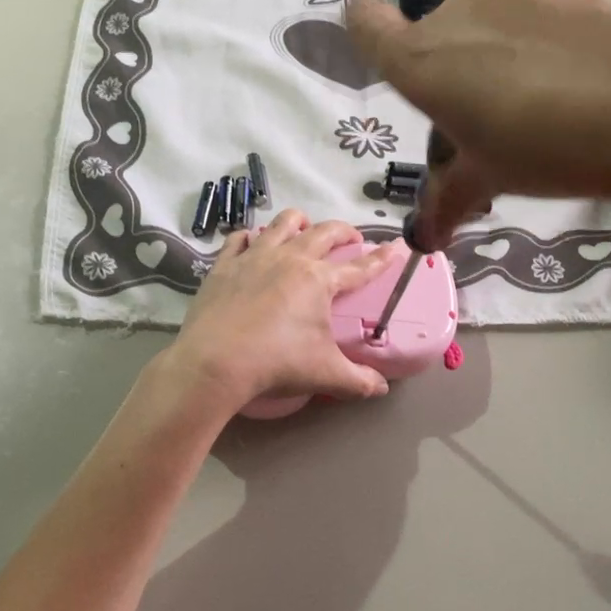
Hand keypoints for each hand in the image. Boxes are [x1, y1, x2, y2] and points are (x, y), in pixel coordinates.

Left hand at [166, 209, 402, 408]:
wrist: (215, 362)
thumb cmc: (276, 364)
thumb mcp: (325, 374)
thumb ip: (358, 380)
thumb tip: (381, 388)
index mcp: (318, 280)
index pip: (359, 267)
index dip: (381, 259)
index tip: (395, 247)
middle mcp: (289, 258)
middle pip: (323, 232)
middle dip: (343, 231)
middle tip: (351, 238)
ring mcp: (254, 257)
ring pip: (282, 223)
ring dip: (299, 222)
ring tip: (304, 229)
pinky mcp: (224, 265)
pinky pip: (239, 238)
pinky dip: (250, 236)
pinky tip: (252, 243)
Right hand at [347, 0, 610, 249]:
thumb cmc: (547, 150)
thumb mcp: (489, 180)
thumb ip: (447, 202)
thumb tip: (426, 242)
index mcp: (421, 62)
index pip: (366, 26)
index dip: (365, 33)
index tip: (385, 57)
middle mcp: (457, 15)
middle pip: (432, 39)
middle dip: (448, 76)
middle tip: (483, 127)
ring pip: (484, 26)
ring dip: (493, 58)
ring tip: (540, 105)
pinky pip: (531, 17)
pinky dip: (537, 43)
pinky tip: (576, 79)